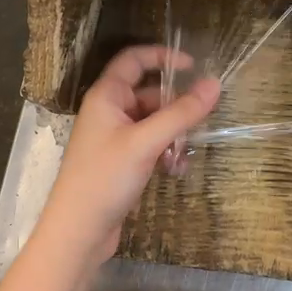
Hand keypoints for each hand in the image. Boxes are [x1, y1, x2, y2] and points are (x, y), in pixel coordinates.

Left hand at [33, 46, 221, 264]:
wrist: (77, 234)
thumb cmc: (105, 179)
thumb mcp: (146, 142)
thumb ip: (182, 113)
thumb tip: (214, 84)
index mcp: (107, 96)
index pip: (134, 59)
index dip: (162, 56)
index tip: (193, 65)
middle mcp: (109, 112)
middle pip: (150, 94)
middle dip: (175, 107)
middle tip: (199, 120)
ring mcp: (115, 138)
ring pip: (154, 122)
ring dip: (174, 134)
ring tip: (185, 155)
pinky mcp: (121, 162)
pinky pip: (151, 145)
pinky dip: (166, 153)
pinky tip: (176, 171)